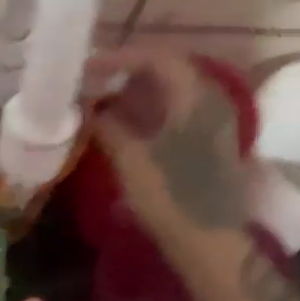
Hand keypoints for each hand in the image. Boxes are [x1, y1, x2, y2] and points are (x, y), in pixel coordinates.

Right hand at [88, 46, 249, 242]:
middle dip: (127, 73)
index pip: (156, 57)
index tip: (86, 68)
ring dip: (136, 94)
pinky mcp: (208, 144)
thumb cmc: (172, 199)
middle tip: (92, 83)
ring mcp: (213, 122)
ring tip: (102, 103)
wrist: (210, 243)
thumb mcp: (132, 161)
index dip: (119, 58)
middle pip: (167, 70)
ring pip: (171, 93)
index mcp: (196, 96)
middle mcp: (210, 99)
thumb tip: (91, 110)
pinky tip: (124, 126)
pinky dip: (148, 112)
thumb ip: (110, 128)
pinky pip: (175, 113)